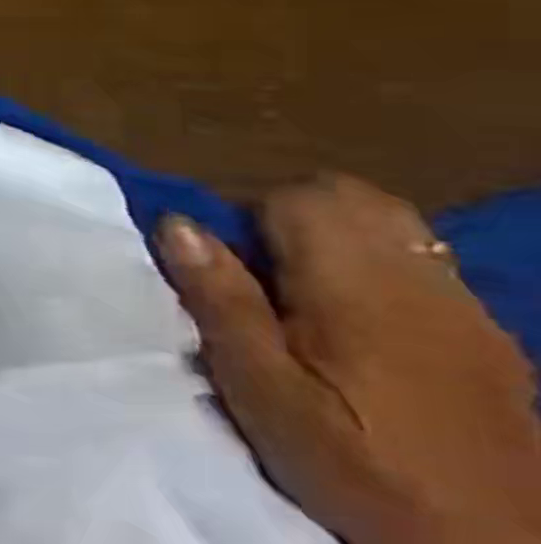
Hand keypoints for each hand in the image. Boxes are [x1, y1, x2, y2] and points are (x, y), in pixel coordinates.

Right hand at [158, 174, 540, 543]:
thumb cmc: (361, 470)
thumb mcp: (265, 393)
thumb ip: (222, 302)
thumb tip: (177, 224)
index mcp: (357, 288)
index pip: (296, 196)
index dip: (245, 215)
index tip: (222, 264)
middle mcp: (419, 282)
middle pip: (349, 196)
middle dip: (289, 214)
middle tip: (258, 272)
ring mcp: (466, 310)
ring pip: (390, 225)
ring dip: (333, 239)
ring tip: (301, 295)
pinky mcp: (488, 340)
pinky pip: (422, 266)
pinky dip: (377, 270)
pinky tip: (361, 326)